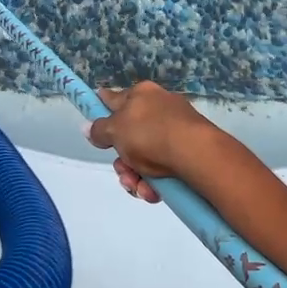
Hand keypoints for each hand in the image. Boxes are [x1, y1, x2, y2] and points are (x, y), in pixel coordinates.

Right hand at [87, 82, 215, 198]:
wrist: (198, 154)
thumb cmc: (150, 134)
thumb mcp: (115, 130)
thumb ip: (99, 130)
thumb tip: (88, 127)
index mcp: (141, 94)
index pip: (115, 99)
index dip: (103, 110)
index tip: (97, 121)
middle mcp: (159, 107)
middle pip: (130, 135)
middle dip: (123, 160)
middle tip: (123, 172)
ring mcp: (177, 129)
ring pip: (146, 155)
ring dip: (137, 176)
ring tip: (140, 189)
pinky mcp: (191, 151)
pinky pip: (165, 166)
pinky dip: (156, 181)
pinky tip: (154, 193)